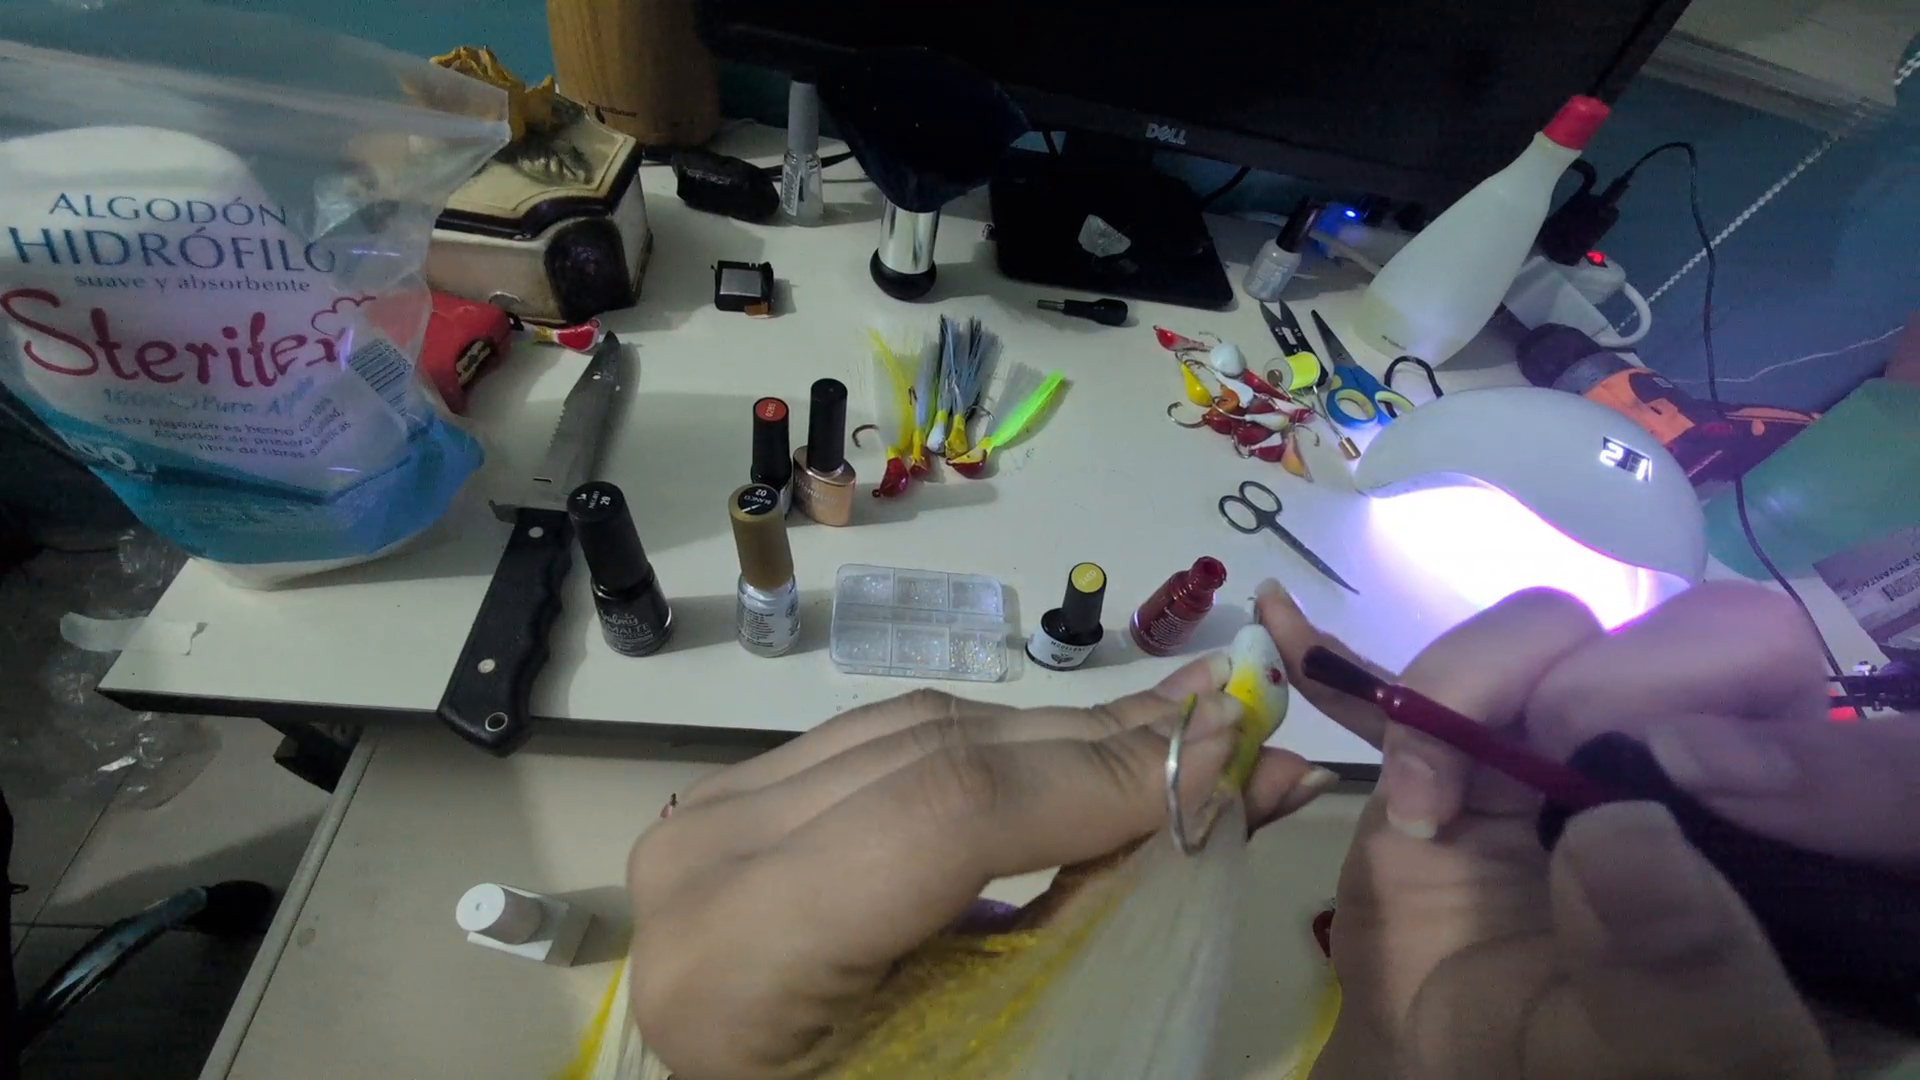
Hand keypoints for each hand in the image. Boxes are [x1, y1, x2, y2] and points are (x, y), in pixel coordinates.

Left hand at [625, 658, 1335, 1079]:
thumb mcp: (969, 1059)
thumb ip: (1085, 932)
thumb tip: (1228, 812)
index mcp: (744, 950)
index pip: (948, 812)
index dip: (1098, 776)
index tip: (1229, 756)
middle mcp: (718, 846)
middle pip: (941, 751)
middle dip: (1102, 739)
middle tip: (1222, 720)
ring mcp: (723, 800)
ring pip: (921, 725)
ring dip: (1055, 728)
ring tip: (1161, 723)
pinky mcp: (746, 787)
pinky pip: (890, 734)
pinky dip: (991, 737)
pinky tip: (1056, 737)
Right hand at [1257, 579, 1916, 1079]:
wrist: (1445, 1058)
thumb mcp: (1662, 1074)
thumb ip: (1692, 986)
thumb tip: (1633, 825)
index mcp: (1812, 860)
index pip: (1885, 753)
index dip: (1810, 746)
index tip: (1683, 780)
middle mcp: (1702, 771)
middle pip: (1701, 642)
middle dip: (1600, 694)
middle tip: (1530, 777)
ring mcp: (1569, 738)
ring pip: (1545, 633)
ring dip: (1462, 688)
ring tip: (1418, 795)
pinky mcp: (1465, 733)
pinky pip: (1415, 667)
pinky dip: (1345, 649)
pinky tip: (1283, 622)